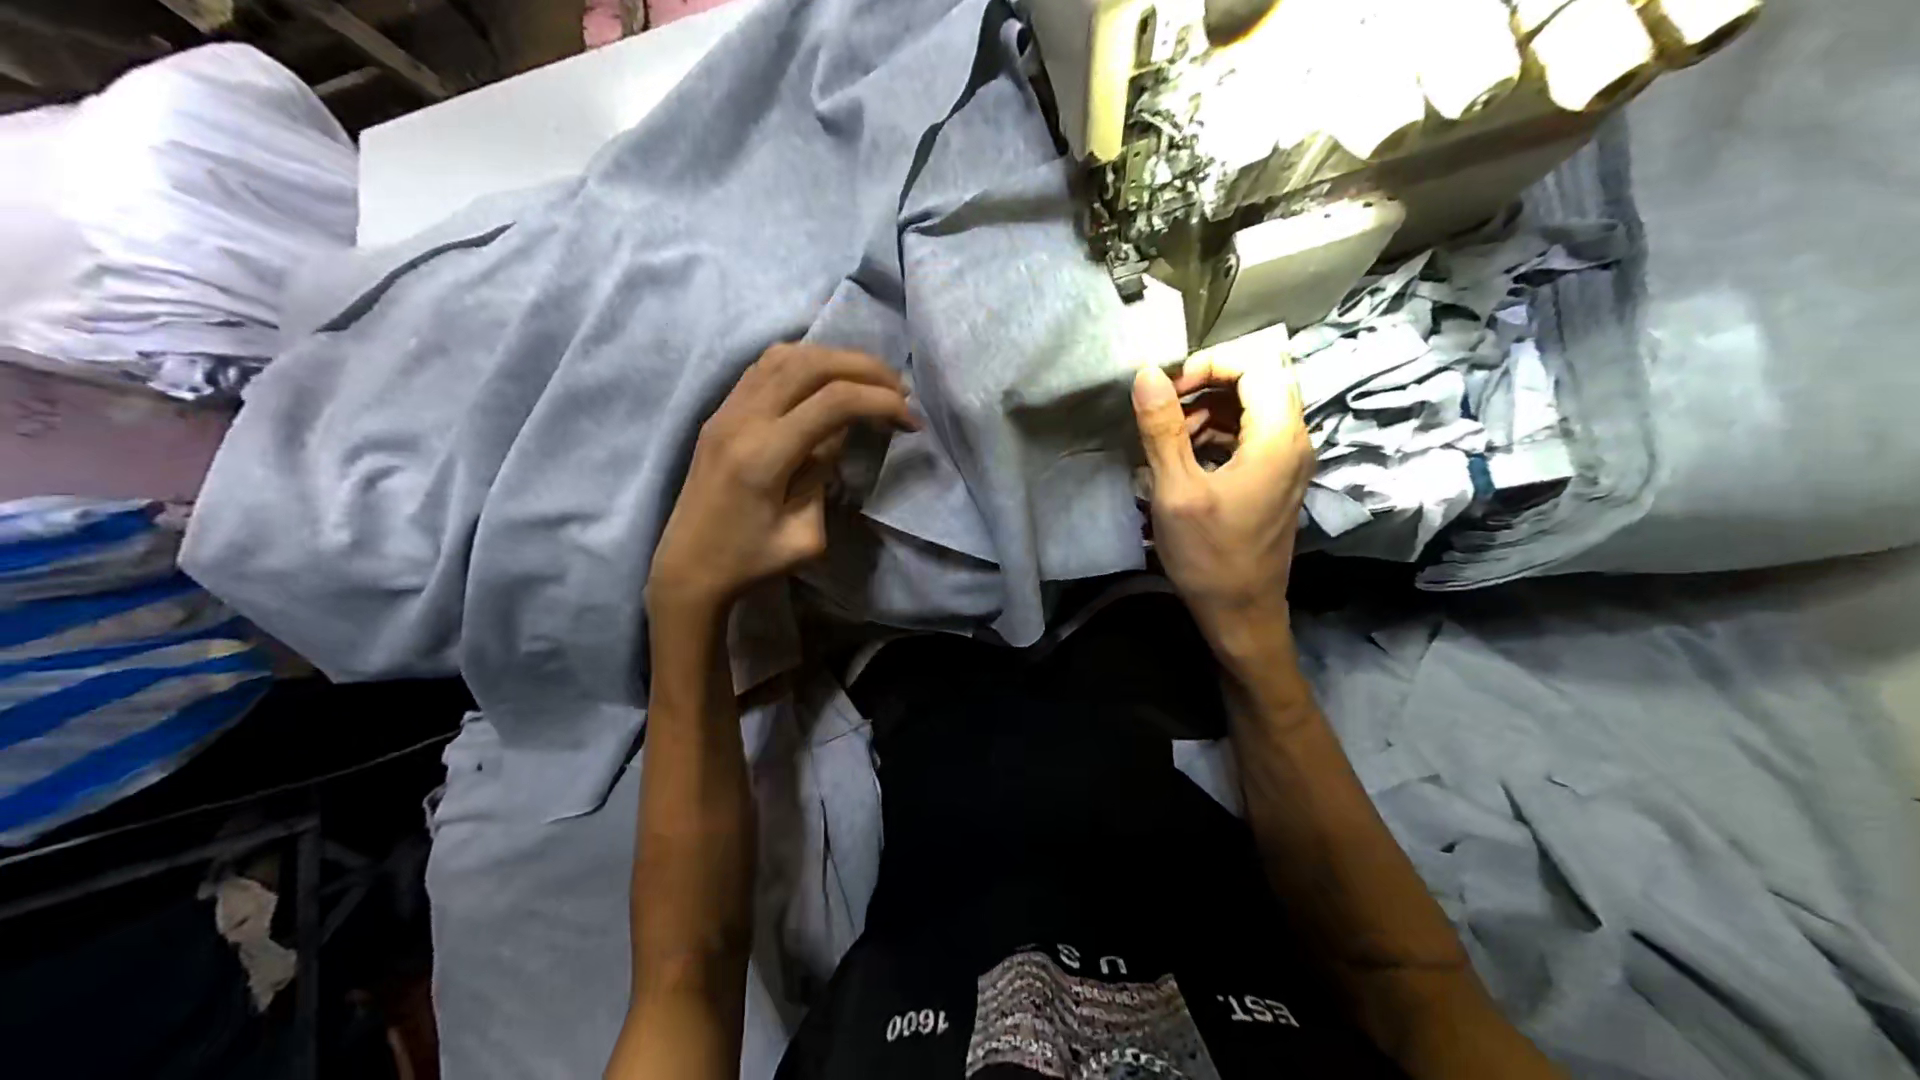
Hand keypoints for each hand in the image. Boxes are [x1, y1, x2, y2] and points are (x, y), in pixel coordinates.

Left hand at [649, 344, 916, 621]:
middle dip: (865, 368)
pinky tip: (827, 378)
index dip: (881, 402)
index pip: (834, 402)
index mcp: (764, 456)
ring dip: (836, 358)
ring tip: (868, 379)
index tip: (911, 421)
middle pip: (812, 364)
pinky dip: (805, 361)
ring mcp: (726, 410)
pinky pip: (765, 366)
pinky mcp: (720, 412)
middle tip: (899, 390)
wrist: (687, 568)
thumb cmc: (750, 562)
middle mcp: (742, 420)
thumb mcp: (805, 535)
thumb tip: (838, 432)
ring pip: (787, 355)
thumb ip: (825, 475)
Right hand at [1130, 349, 1312, 645]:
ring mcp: (1288, 460)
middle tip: (1166, 407)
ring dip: (1210, 408)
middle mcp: (1295, 440)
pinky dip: (1219, 431)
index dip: (1210, 363)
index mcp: (1279, 438)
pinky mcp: (1276, 477)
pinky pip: (1251, 433)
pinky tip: (1187, 454)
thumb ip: (1163, 429)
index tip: (1169, 388)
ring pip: (1253, 406)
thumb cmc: (1209, 556)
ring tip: (1171, 435)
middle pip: (1258, 381)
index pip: (1257, 364)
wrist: (1241, 612)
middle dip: (1207, 383)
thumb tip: (1147, 374)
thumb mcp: (1176, 490)